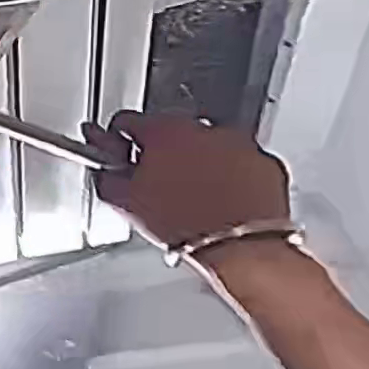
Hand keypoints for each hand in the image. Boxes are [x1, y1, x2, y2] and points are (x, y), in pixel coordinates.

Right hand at [83, 112, 290, 250]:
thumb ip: (105, 173)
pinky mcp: (265, 165)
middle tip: (151, 185)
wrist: (240, 248)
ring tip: (185, 198)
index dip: (115, 141)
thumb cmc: (184, 223)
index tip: (116, 156)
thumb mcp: (124, 200)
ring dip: (193, 164)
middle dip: (158, 154)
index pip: (126, 121)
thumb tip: (103, 164)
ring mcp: (238, 145)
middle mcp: (204, 129)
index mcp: (164, 131)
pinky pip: (238, 164)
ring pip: (205, 147)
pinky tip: (214, 201)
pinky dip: (227, 177)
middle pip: (168, 133)